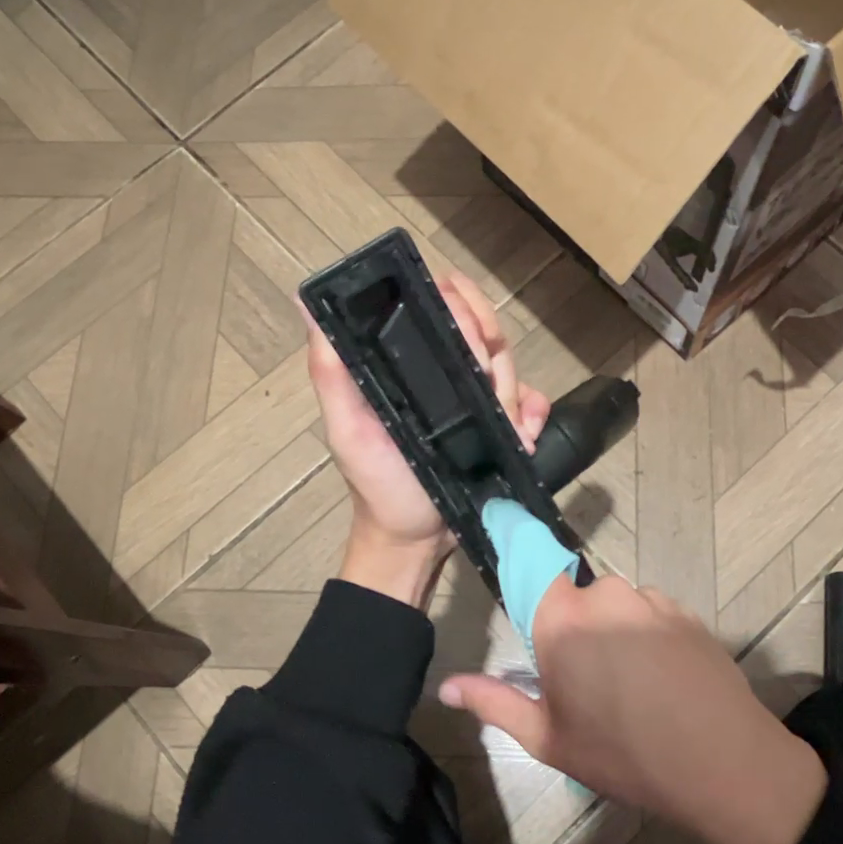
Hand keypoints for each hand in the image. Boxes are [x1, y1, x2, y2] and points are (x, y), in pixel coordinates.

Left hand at [303, 273, 549, 605]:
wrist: (417, 541)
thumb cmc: (379, 486)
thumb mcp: (347, 429)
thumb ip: (331, 371)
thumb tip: (308, 302)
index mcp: (407, 361)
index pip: (440, 303)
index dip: (462, 305)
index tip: (470, 334)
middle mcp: (443, 371)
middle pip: (484, 328)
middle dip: (492, 356)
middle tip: (488, 389)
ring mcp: (476, 397)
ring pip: (511, 364)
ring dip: (511, 394)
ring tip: (502, 427)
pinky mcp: (502, 425)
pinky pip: (532, 402)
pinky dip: (533, 416)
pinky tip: (522, 437)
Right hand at [438, 577, 827, 843]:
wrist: (725, 765)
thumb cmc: (623, 755)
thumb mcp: (548, 738)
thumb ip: (495, 703)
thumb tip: (445, 687)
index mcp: (563, 621)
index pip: (529, 562)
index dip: (519, 554)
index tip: (512, 555)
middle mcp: (606, 597)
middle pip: (575, 597)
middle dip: (573, 629)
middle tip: (583, 683)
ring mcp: (653, 602)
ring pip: (616, 607)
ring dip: (614, 635)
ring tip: (630, 690)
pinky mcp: (688, 614)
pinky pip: (651, 615)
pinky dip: (648, 639)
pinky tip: (661, 683)